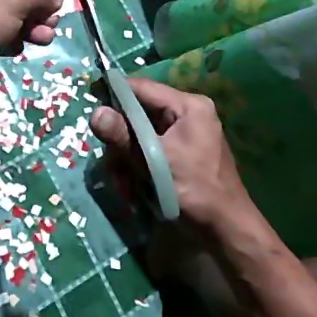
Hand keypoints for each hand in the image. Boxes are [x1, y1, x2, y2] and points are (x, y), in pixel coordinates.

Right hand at [90, 77, 262, 242]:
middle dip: (122, 141)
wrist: (226, 228)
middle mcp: (188, 113)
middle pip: (140, 114)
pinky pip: (151, 150)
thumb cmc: (195, 191)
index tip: (90, 100)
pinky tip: (135, 189)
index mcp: (189, 106)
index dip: (115, 92)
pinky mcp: (181, 152)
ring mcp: (185, 133)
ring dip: (128, 160)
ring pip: (141, 135)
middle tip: (114, 167)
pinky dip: (139, 167)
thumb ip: (125, 137)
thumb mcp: (155, 162)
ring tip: (127, 186)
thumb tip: (95, 113)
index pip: (143, 88)